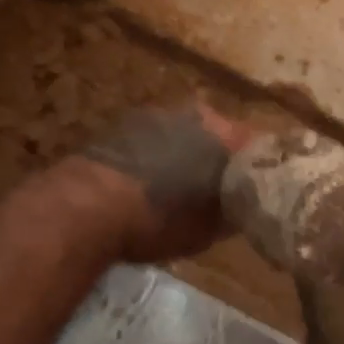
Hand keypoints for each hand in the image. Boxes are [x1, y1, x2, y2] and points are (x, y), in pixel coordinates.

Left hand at [79, 103, 252, 262]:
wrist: (85, 206)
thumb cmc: (159, 218)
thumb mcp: (209, 230)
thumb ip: (235, 211)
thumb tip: (244, 205)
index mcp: (228, 135)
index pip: (258, 146)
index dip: (257, 169)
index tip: (252, 191)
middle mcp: (200, 114)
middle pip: (221, 136)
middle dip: (219, 159)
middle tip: (213, 192)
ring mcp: (160, 114)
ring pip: (185, 134)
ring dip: (184, 155)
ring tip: (175, 190)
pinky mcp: (124, 123)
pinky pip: (153, 139)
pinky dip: (154, 157)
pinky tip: (143, 185)